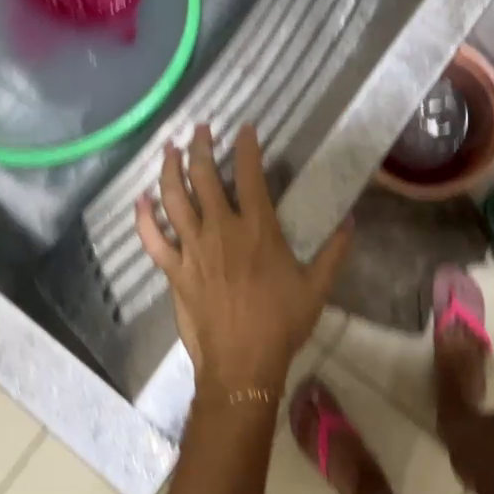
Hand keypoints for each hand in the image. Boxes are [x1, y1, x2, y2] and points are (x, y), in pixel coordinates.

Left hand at [135, 124, 352, 397]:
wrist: (242, 365)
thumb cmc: (281, 323)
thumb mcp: (317, 286)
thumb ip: (334, 251)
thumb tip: (353, 221)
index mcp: (257, 228)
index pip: (250, 174)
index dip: (246, 146)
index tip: (244, 128)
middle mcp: (221, 229)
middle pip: (204, 175)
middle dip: (200, 146)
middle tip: (199, 128)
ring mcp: (193, 249)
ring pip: (174, 198)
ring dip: (169, 169)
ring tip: (168, 148)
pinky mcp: (174, 271)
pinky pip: (153, 239)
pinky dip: (144, 218)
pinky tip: (139, 201)